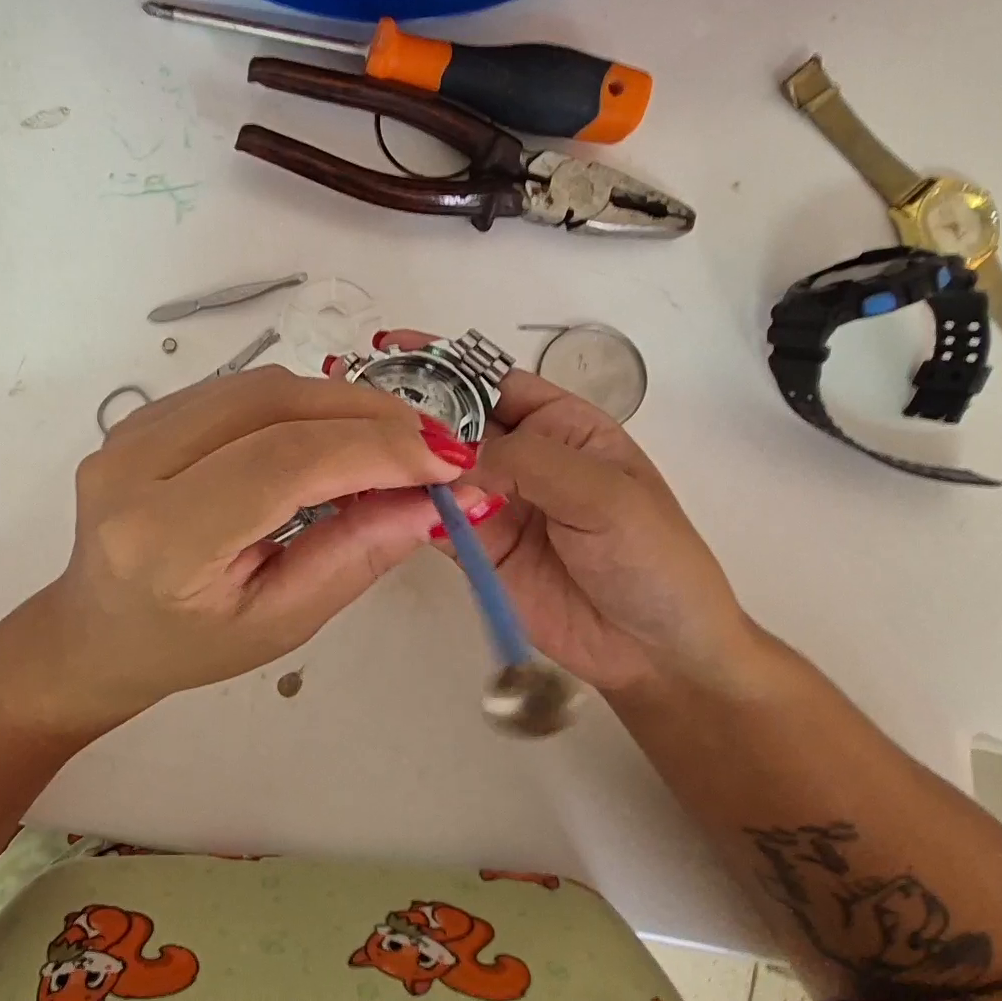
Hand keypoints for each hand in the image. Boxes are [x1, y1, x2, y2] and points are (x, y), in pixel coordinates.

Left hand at [29, 365, 489, 728]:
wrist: (97, 632)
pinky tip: (328, 437)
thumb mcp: (279, 622)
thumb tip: (438, 498)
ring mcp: (125, 434)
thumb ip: (355, 554)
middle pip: (268, 403)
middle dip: (365, 414)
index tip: (448, 460)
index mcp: (162, 538)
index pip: (280, 463)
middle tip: (431, 444)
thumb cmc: (186, 646)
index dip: (373, 450)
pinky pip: (233, 390)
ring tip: (389, 442)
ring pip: (255, 385)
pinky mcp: (135, 420)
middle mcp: (131, 469)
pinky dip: (295, 404)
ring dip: (334, 403)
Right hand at [329, 332, 746, 690]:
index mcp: (559, 425)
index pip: (490, 380)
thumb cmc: (652, 557)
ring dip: (394, 457)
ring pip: (431, 468)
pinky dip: (396, 507)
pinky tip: (364, 494)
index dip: (443, 363)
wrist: (654, 650)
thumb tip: (447, 455)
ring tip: (347, 444)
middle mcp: (518, 455)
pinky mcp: (470, 545)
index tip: (390, 349)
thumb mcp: (604, 495)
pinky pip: (425, 517)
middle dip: (406, 407)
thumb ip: (527, 464)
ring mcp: (489, 501)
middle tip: (351, 399)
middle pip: (451, 420)